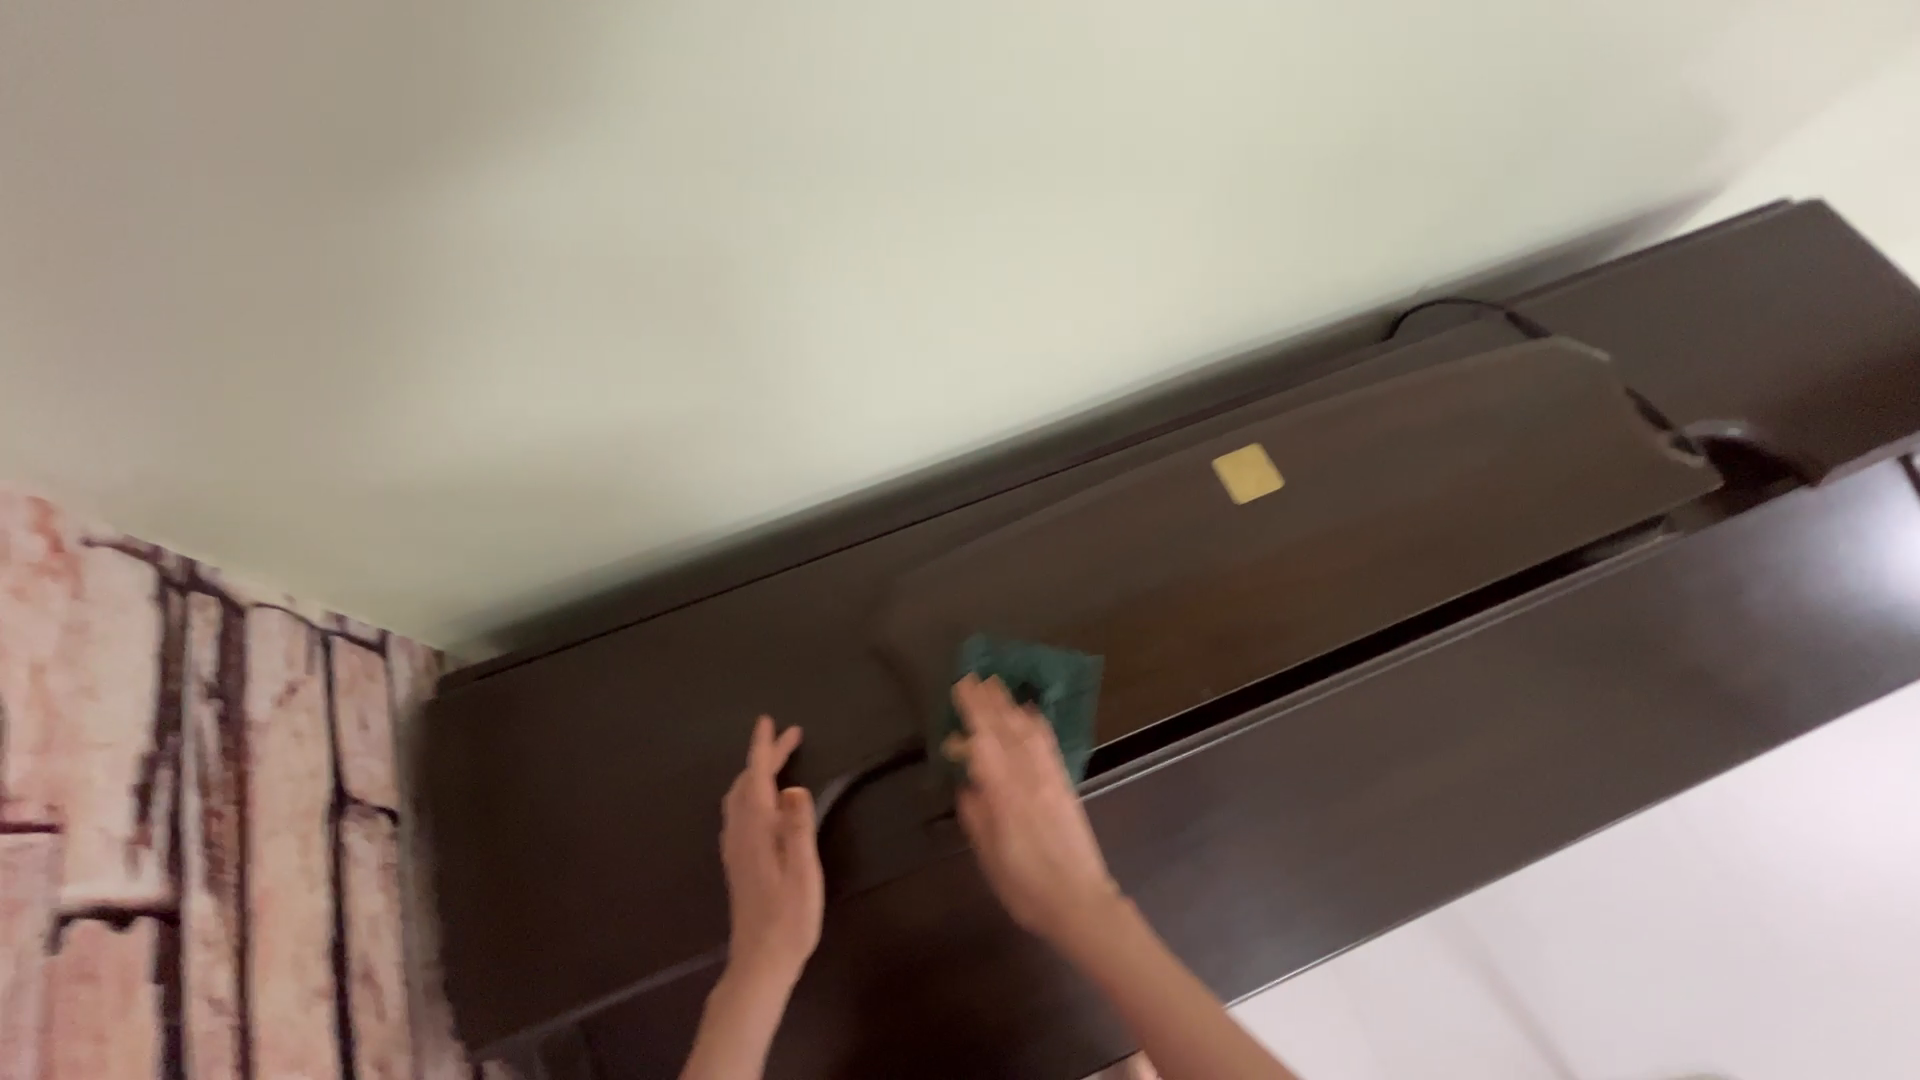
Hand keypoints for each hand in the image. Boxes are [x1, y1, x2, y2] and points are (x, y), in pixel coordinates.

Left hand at [719, 716, 822, 988]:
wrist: (761, 961)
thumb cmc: (789, 917)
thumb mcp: (804, 872)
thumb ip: (798, 828)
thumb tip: (793, 787)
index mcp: (756, 831)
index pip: (756, 778)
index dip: (763, 749)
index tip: (769, 722)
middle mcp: (740, 834)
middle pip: (747, 784)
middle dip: (764, 756)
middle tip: (790, 737)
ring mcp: (736, 849)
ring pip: (739, 798)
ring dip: (756, 773)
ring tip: (778, 761)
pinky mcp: (738, 862)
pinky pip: (739, 813)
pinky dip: (751, 792)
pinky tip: (764, 802)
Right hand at [951, 675, 1122, 947]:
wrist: (1080, 902)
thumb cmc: (1026, 887)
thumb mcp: (990, 857)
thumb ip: (977, 817)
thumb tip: (967, 785)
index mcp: (1005, 796)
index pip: (984, 744)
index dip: (972, 715)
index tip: (960, 690)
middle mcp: (1028, 780)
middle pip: (1006, 731)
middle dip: (988, 702)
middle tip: (973, 677)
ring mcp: (1050, 781)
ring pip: (1027, 733)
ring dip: (1010, 706)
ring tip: (996, 685)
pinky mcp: (1065, 787)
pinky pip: (1049, 747)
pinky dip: (1037, 725)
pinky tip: (1030, 713)